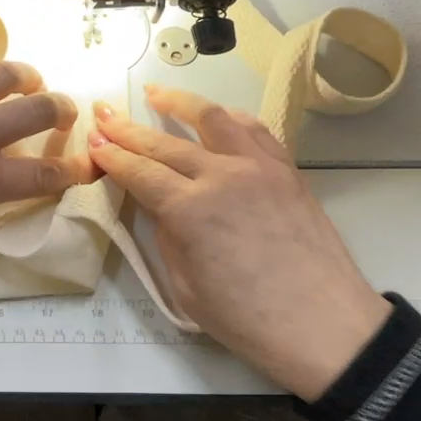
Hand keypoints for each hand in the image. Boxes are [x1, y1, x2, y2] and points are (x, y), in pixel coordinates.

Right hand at [88, 87, 389, 400]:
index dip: (111, 156)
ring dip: (177, 101)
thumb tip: (159, 204)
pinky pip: (252, 129)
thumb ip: (166, 236)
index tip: (93, 143)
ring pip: (211, 117)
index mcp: (189, 210)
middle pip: (163, 142)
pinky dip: (227, 116)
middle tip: (104, 113)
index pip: (138, 171)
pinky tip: (216, 115)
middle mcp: (220, 175)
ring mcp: (257, 167)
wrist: (326, 328)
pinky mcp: (286, 169)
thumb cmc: (248, 320)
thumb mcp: (185, 287)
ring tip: (155, 93)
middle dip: (127, 127)